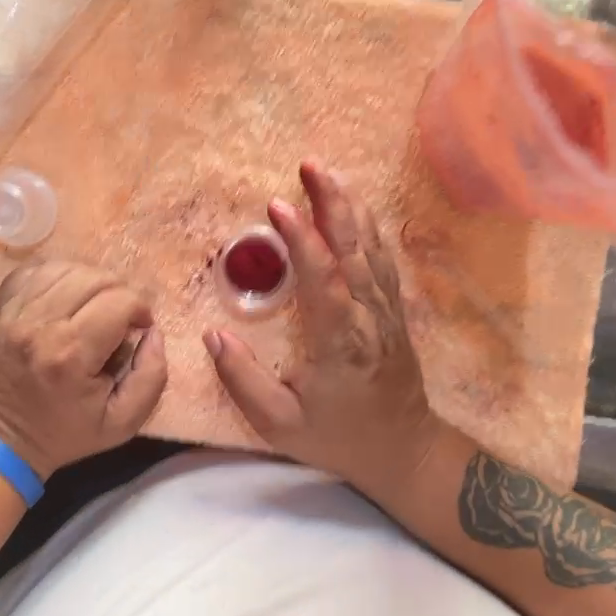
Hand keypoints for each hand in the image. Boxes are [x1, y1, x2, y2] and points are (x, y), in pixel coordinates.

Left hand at [0, 261, 167, 477]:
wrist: (1, 440)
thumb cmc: (66, 434)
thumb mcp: (123, 422)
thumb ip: (151, 376)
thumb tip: (152, 332)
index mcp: (71, 355)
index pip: (119, 301)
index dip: (140, 309)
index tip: (139, 328)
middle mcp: (39, 325)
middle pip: (94, 277)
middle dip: (118, 291)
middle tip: (120, 316)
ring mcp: (15, 313)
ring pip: (65, 268)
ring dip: (90, 281)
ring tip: (94, 304)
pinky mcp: (1, 309)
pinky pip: (35, 271)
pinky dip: (58, 276)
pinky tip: (66, 296)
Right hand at [203, 160, 444, 491]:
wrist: (403, 450)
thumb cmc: (338, 439)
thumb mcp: (280, 424)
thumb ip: (243, 380)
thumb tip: (212, 337)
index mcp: (340, 341)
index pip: (322, 278)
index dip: (302, 239)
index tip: (278, 205)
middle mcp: (369, 317)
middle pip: (353, 248)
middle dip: (333, 202)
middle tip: (311, 165)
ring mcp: (387, 312)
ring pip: (371, 249)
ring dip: (352, 208)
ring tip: (330, 175)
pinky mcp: (395, 313)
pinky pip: (382, 262)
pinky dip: (369, 230)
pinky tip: (358, 210)